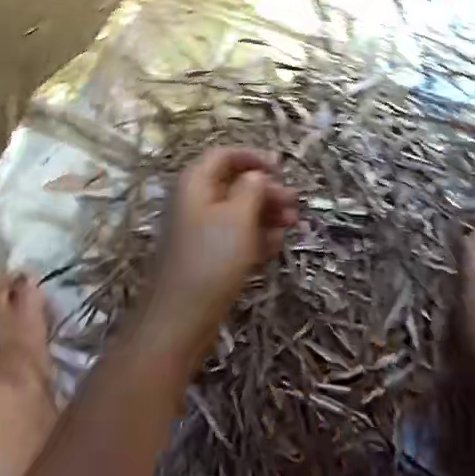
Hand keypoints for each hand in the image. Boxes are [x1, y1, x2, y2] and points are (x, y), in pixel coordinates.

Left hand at [147, 147, 297, 351]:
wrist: (179, 320)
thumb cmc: (212, 259)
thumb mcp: (238, 217)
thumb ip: (252, 188)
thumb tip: (257, 175)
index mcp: (195, 183)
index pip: (224, 155)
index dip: (253, 157)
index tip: (281, 169)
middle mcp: (194, 201)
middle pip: (234, 183)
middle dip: (266, 190)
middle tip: (294, 203)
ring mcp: (199, 230)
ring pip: (237, 211)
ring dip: (266, 214)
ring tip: (292, 225)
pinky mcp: (206, 256)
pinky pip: (234, 236)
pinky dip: (255, 236)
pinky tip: (275, 246)